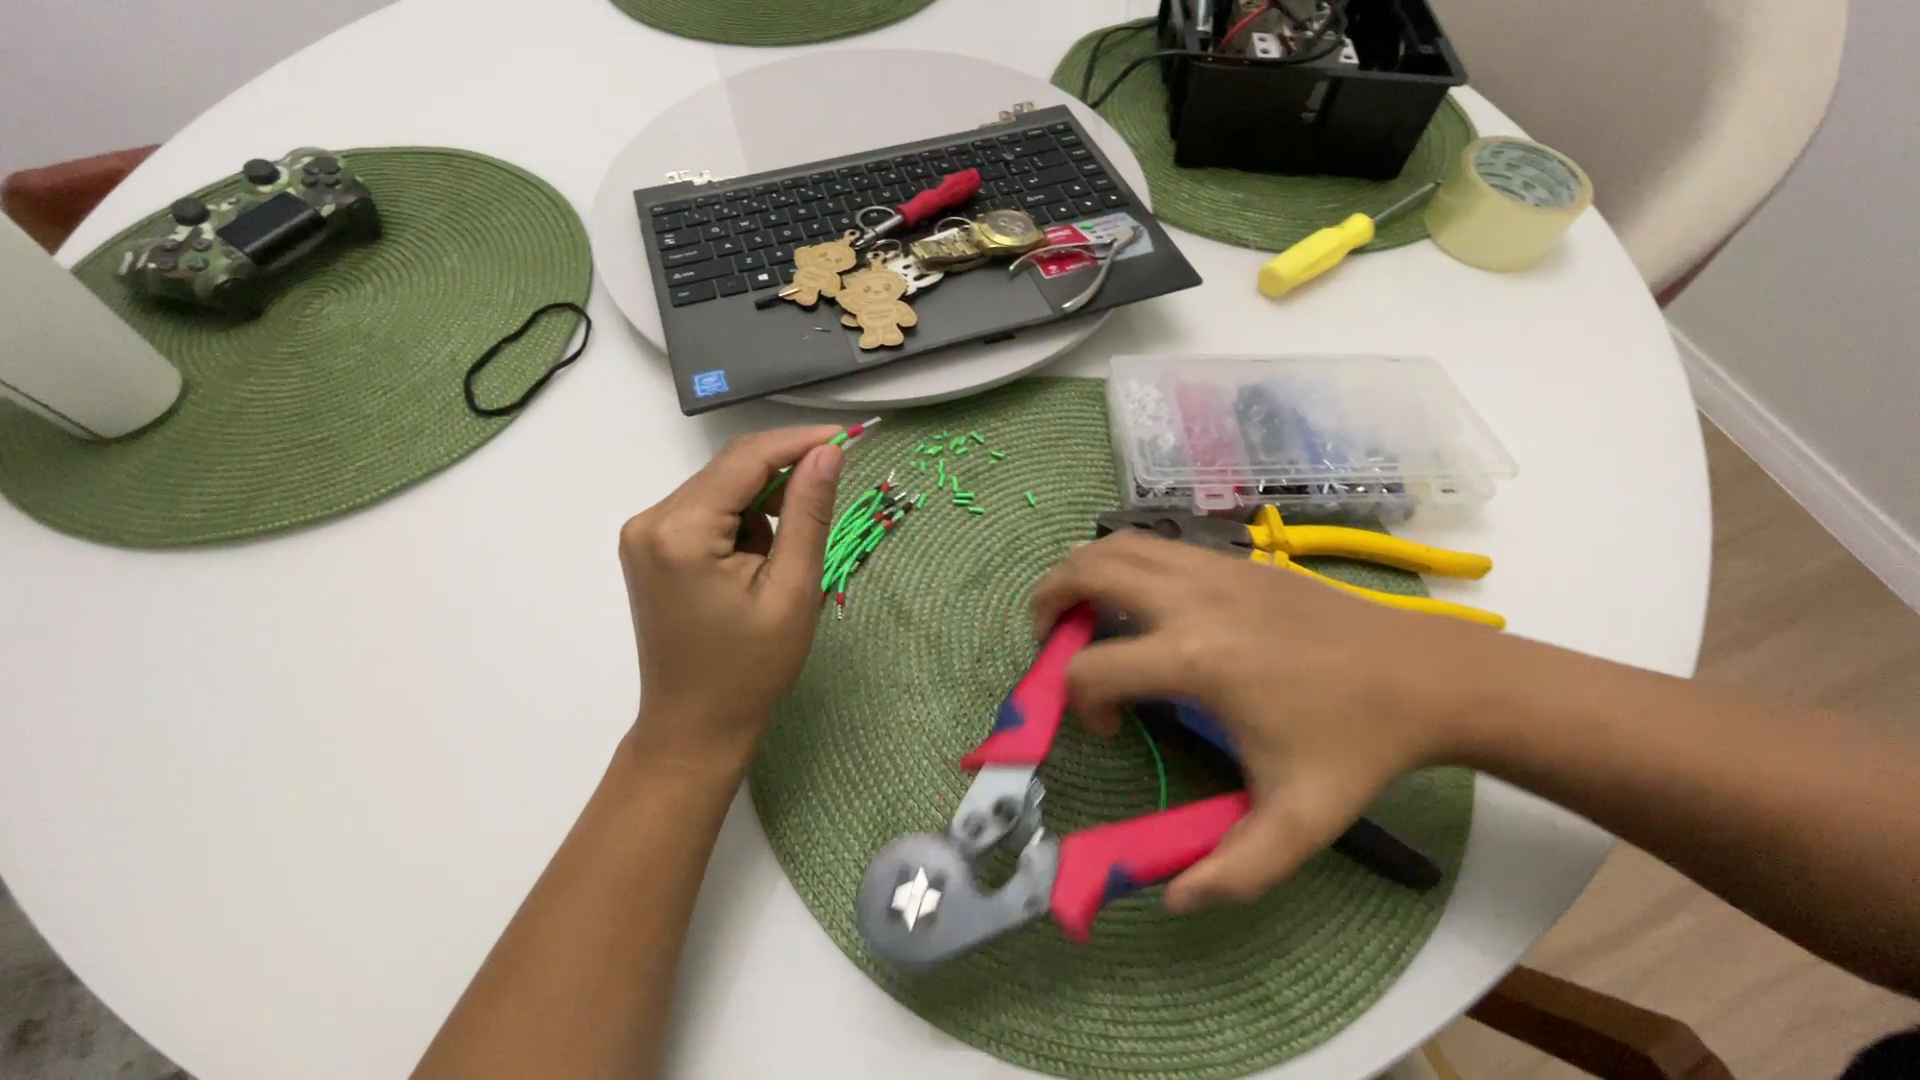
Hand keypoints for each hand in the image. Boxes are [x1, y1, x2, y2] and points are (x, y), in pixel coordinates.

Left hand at [619, 426, 844, 776]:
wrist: (695, 727)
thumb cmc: (750, 670)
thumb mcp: (792, 590)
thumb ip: (808, 513)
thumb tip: (829, 452)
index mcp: (680, 531)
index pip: (746, 458)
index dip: (800, 442)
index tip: (850, 438)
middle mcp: (650, 520)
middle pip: (730, 471)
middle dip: (783, 482)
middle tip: (827, 508)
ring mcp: (644, 534)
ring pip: (722, 491)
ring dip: (763, 510)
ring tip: (781, 565)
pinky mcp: (650, 548)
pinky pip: (707, 513)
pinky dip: (742, 526)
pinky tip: (755, 567)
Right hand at [1030, 531, 1501, 911]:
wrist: (1427, 676)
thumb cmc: (1356, 746)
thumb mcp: (1299, 823)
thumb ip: (1234, 872)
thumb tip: (1171, 900)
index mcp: (1197, 661)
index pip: (1093, 668)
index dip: (1078, 704)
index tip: (1108, 730)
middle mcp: (1193, 600)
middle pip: (1086, 573)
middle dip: (1047, 602)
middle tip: (1045, 640)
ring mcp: (1214, 568)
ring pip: (1117, 544)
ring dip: (1079, 571)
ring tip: (1078, 610)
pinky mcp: (1235, 558)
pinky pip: (1155, 543)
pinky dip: (1122, 560)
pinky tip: (1138, 599)